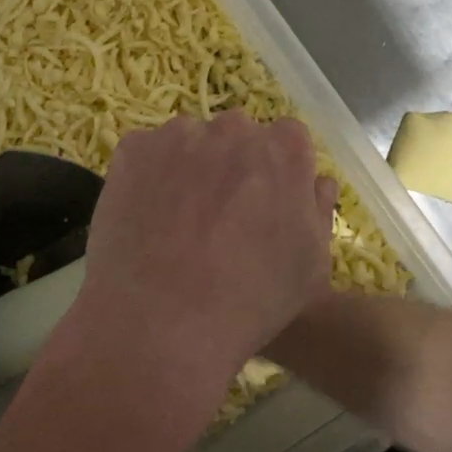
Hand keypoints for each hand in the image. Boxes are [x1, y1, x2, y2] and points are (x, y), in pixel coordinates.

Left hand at [80, 111, 336, 373]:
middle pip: (237, 136)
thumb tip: (314, 181)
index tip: (263, 205)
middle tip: (219, 216)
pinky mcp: (133, 149)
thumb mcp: (312, 265)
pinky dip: (148, 178)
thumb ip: (317, 210)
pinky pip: (146, 154)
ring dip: (189, 168)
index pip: (288, 141)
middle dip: (232, 166)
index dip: (275, 173)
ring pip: (189, 142)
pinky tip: (145, 220)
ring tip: (176, 222)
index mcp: (285, 150)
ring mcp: (178, 135)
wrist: (161, 322)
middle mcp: (234, 129)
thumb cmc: (251, 301)